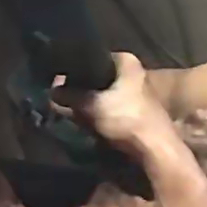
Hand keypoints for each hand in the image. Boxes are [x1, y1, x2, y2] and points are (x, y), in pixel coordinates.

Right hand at [55, 52, 184, 167]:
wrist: (154, 149)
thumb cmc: (125, 118)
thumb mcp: (92, 105)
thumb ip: (70, 95)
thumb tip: (52, 91)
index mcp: (126, 60)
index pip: (94, 57)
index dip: (76, 68)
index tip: (60, 80)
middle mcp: (133, 71)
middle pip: (98, 77)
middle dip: (82, 89)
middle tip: (62, 98)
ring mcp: (137, 92)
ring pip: (103, 94)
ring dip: (89, 103)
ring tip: (71, 111)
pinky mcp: (136, 110)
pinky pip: (111, 107)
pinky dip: (100, 113)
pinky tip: (87, 122)